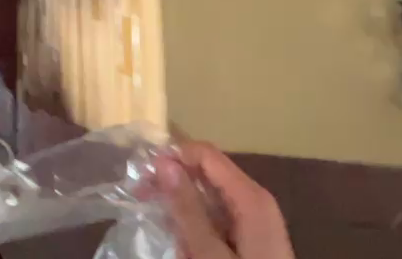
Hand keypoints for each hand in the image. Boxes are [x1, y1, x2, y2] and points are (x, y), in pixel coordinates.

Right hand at [157, 141, 296, 258]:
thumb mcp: (210, 255)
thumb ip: (187, 208)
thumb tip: (163, 161)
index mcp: (251, 197)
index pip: (205, 153)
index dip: (173, 157)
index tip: (143, 177)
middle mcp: (256, 200)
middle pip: (207, 174)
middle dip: (175, 188)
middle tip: (144, 201)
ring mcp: (257, 221)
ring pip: (210, 200)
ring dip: (186, 216)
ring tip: (175, 244)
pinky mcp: (254, 240)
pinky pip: (219, 221)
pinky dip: (200, 231)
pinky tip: (190, 251)